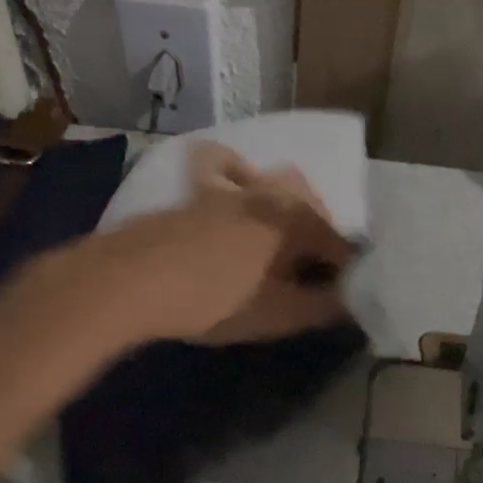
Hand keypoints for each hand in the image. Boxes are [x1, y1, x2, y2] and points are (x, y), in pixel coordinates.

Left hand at [58, 141, 357, 345]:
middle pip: (312, 207)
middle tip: (311, 276)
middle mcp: (271, 191)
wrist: (133, 281)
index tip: (339, 301)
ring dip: (286, 203)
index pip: (339, 245)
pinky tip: (233, 191)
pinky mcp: (193, 189)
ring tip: (279, 240)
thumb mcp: (277, 315)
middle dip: (320, 237)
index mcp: (299, 219)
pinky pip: (223, 167)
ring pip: (273, 180)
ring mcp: (231, 185)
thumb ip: (320, 307)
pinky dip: (236, 174)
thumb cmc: (215, 300)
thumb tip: (350, 303)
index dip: (344, 275)